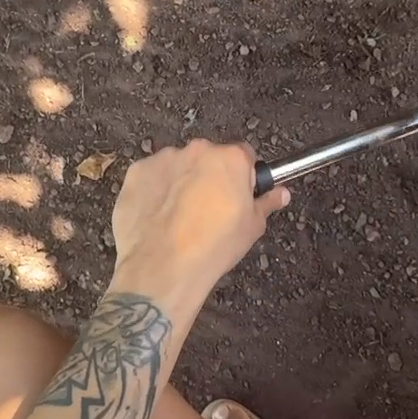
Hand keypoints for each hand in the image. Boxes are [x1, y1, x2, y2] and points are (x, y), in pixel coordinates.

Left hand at [110, 141, 289, 293]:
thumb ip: (266, 203)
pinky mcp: (137, 172)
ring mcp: (164, 159)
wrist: (163, 267)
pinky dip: (155, 191)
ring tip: (179, 218)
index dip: (243, 176)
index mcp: (230, 159)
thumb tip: (280, 193)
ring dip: (181, 182)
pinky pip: (151, 177)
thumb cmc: (212, 247)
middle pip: (209, 158)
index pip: (244, 155)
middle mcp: (197, 151)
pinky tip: (159, 217)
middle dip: (210, 177)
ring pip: (179, 166)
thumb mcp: (251, 228)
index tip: (239, 194)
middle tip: (209, 210)